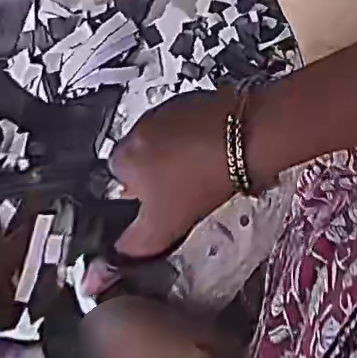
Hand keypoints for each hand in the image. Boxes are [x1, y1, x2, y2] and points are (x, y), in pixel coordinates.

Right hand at [108, 88, 237, 259]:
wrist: (244, 140)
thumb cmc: (202, 179)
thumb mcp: (161, 229)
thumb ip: (130, 247)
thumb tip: (111, 259)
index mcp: (123, 155)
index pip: (118, 181)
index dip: (139, 197)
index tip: (159, 205)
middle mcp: (139, 125)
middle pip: (141, 158)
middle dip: (156, 174)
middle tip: (181, 191)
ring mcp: (167, 108)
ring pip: (163, 140)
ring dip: (175, 154)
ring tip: (199, 170)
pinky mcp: (192, 98)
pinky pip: (185, 123)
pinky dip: (194, 135)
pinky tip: (211, 151)